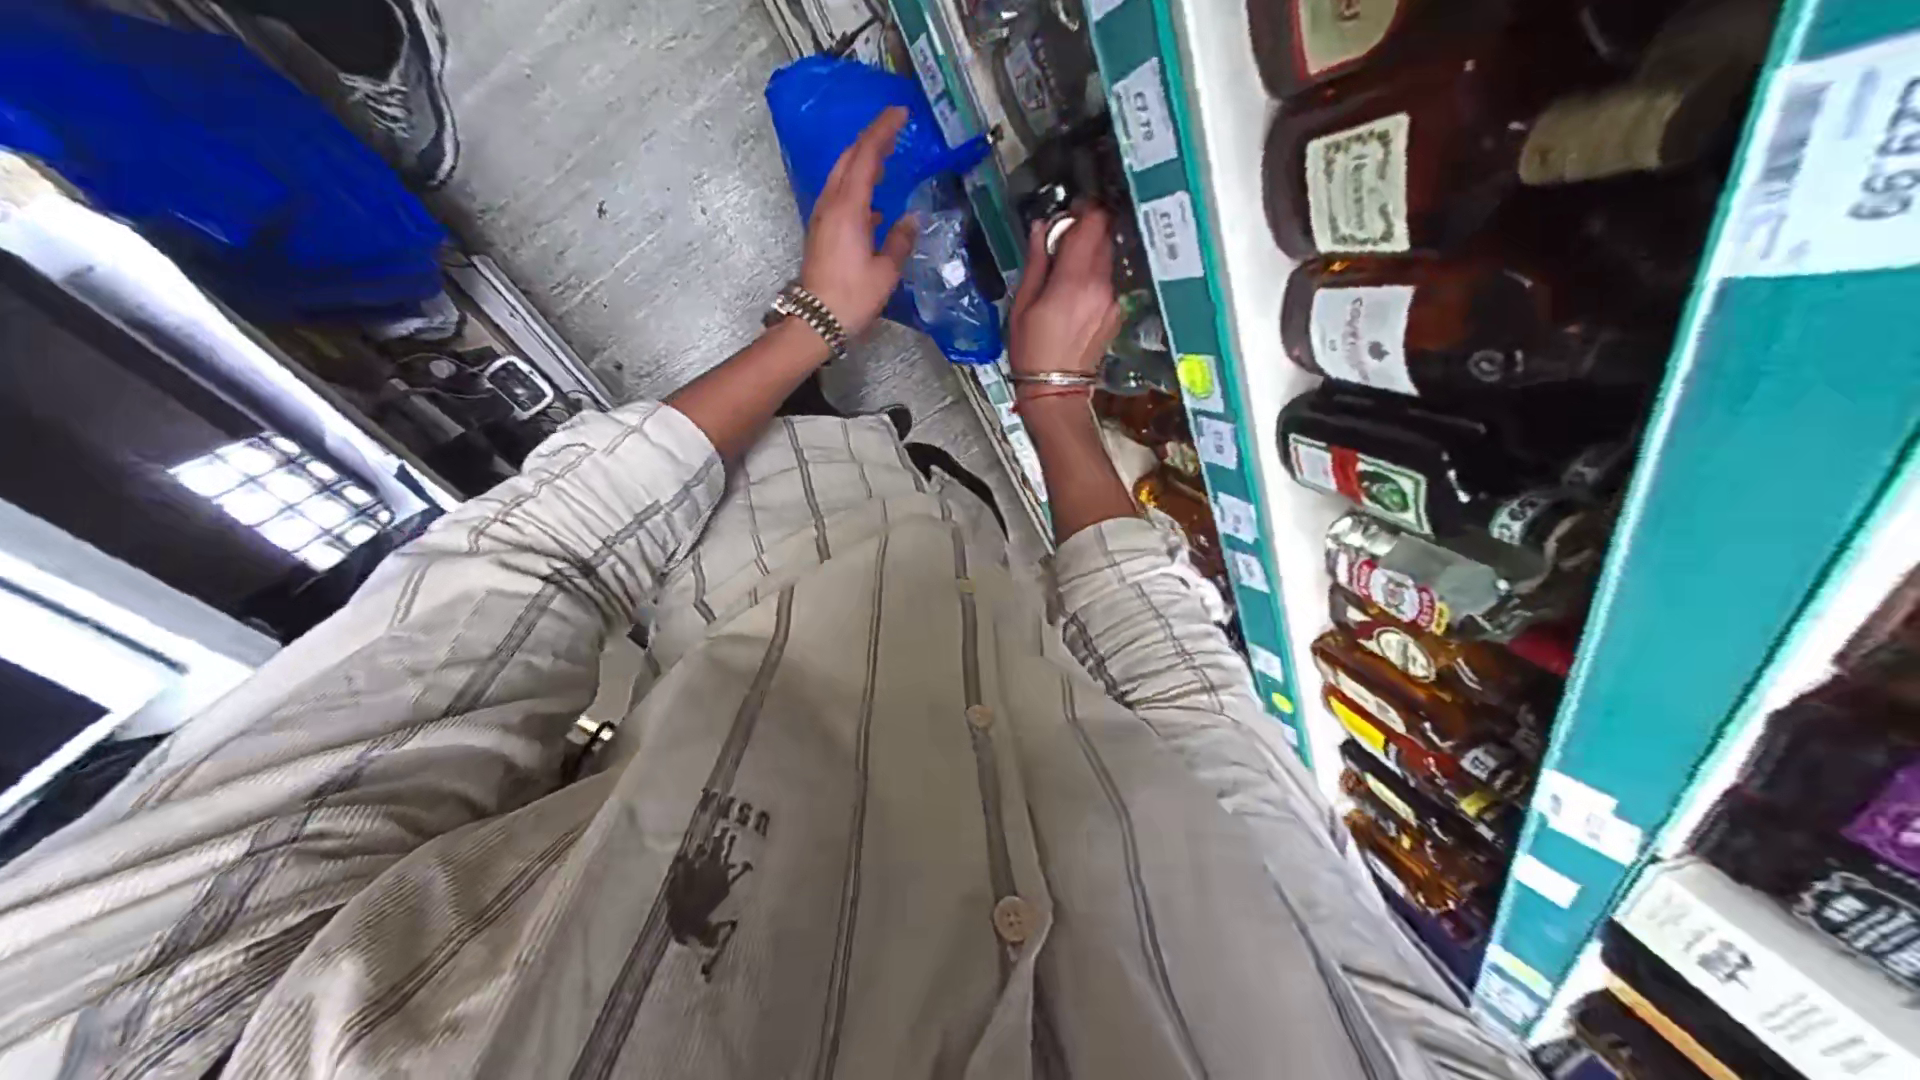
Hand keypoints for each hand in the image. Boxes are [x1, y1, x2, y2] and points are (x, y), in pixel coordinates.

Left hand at [800, 106, 918, 336]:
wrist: (815, 320)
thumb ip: (900, 240)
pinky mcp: (821, 230)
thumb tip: (911, 219)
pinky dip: (856, 184)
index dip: (883, 131)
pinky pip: (839, 194)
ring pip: (841, 174)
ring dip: (862, 160)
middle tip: (894, 129)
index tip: (900, 114)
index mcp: (849, 207)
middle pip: (849, 158)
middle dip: (871, 139)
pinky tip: (873, 200)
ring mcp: (822, 216)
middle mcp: (831, 204)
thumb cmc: (852, 298)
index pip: (866, 156)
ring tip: (885, 157)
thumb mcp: (885, 272)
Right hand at [1007, 208, 1121, 379]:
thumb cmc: (1032, 350)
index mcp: (1075, 280)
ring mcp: (1112, 300)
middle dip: (1086, 231)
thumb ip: (1036, 261)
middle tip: (1063, 241)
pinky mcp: (1116, 313)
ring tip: (1066, 272)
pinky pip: (1108, 282)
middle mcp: (1101, 286)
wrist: (1056, 390)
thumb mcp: (1023, 303)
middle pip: (1105, 237)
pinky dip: (1095, 278)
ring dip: (1090, 255)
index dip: (1083, 211)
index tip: (1068, 214)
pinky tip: (1076, 295)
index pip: (1093, 224)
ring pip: (1108, 259)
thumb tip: (1040, 229)